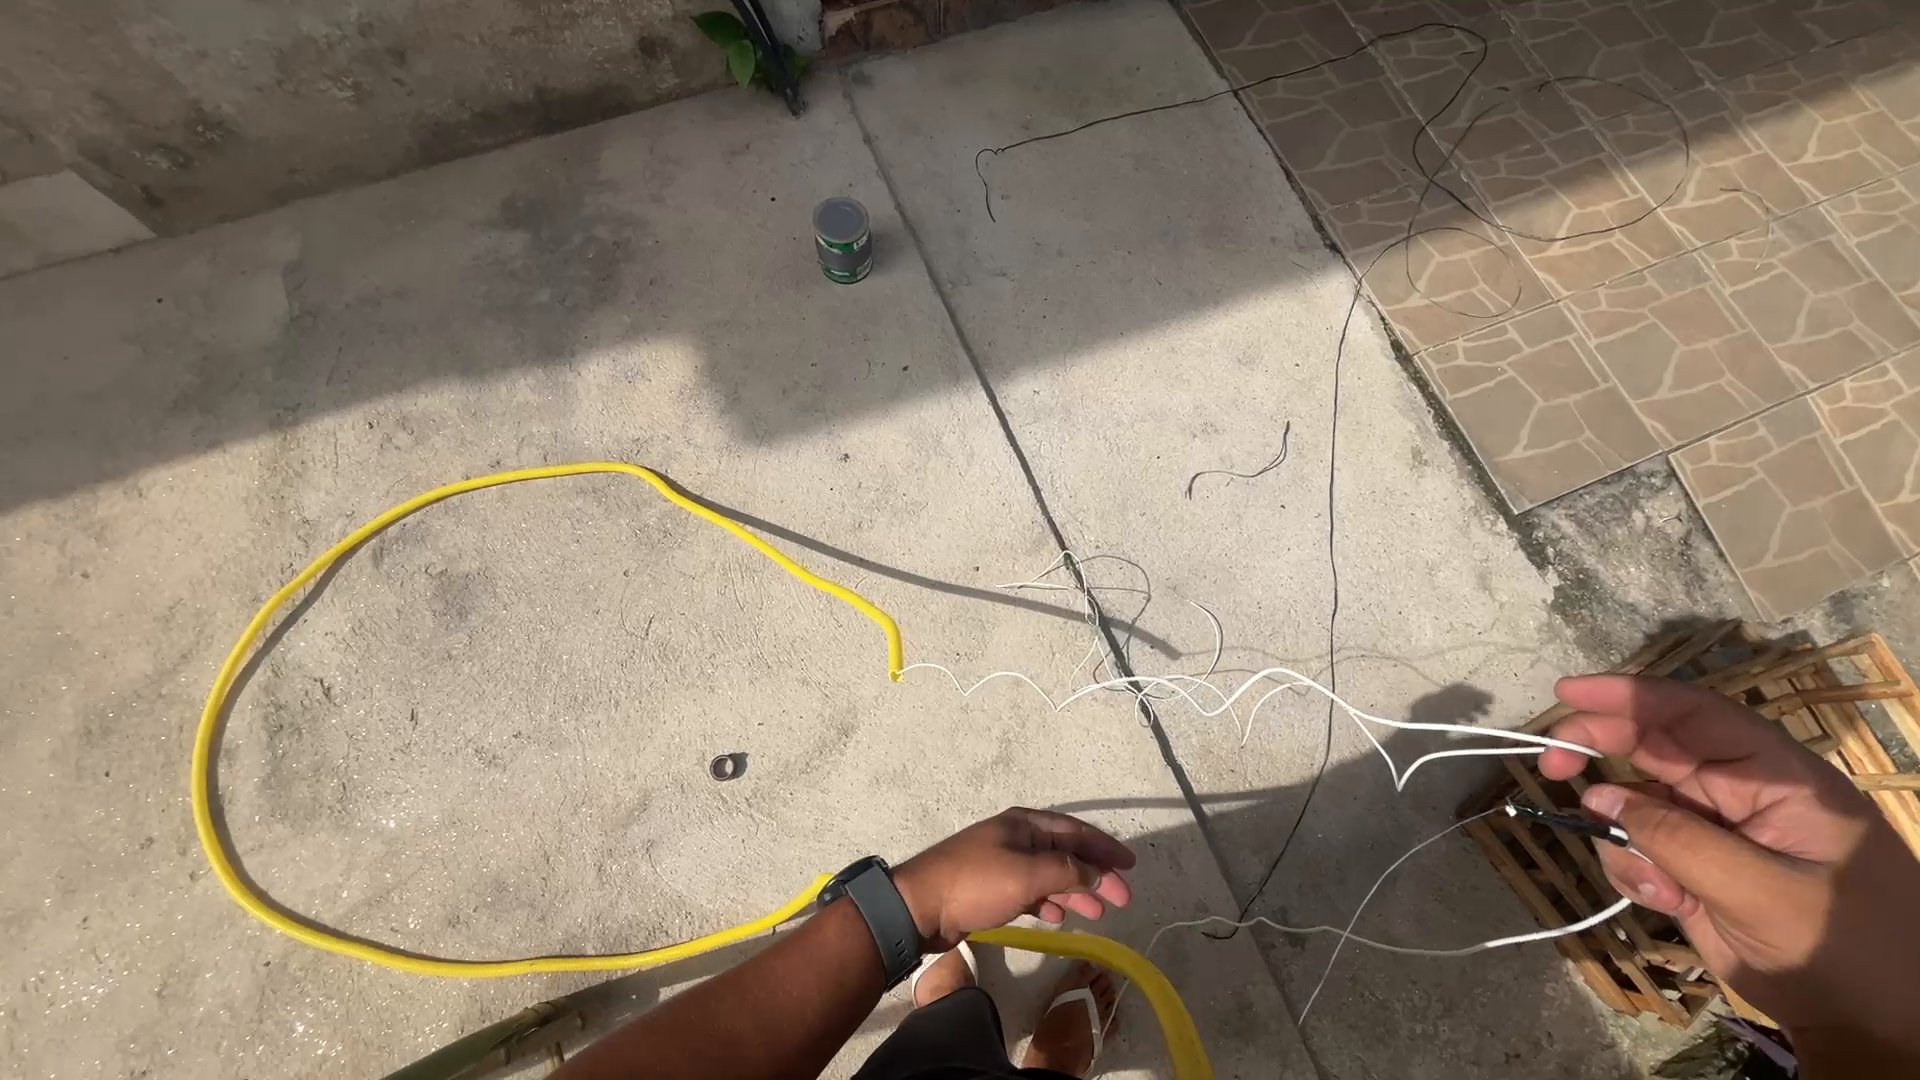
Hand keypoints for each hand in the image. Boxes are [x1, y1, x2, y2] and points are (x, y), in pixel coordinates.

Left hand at [890, 807, 1135, 951]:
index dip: (1105, 847)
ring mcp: (1003, 862)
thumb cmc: (976, 882)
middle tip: (1121, 898)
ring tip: (1097, 913)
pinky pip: (1031, 890)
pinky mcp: (992, 888)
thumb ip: (1066, 871)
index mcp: (1024, 824)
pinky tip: (1058, 917)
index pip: (1075, 831)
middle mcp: (1016, 838)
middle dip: (1094, 873)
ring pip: (1050, 874)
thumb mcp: (1027, 874)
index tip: (1130, 866)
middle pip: (1065, 852)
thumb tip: (1096, 872)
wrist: (921, 906)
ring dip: (1075, 891)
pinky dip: (1049, 901)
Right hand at [1539, 675, 1919, 1041]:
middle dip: (1597, 749)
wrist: (1871, 1032)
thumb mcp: (1762, 893)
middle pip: (1651, 745)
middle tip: (1551, 766)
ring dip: (1621, 835)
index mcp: (1782, 781)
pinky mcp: (1689, 859)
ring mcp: (1713, 826)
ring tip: (1654, 886)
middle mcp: (1743, 792)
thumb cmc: (1844, 953)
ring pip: (1631, 799)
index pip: (1697, 715)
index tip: (1566, 691)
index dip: (1630, 695)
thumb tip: (1597, 799)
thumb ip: (1676, 838)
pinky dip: (1631, 868)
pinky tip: (1666, 902)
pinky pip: (1633, 842)